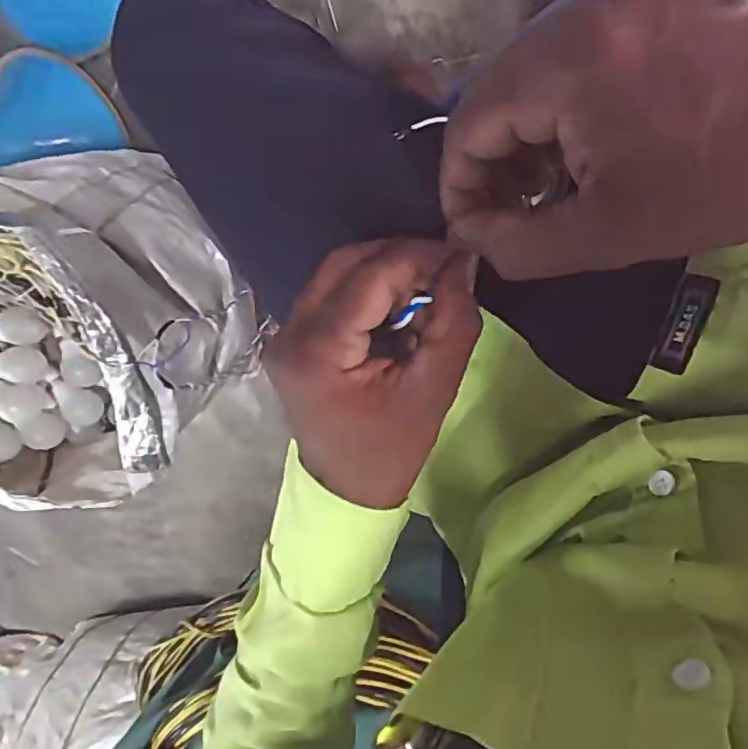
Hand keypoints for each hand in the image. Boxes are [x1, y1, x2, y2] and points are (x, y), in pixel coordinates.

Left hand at [266, 239, 482, 509]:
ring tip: (426, 291)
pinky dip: (369, 290)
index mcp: (318, 348)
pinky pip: (331, 294)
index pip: (371, 274)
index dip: (420, 256)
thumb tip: (463, 264)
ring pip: (336, 273)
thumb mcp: (433, 390)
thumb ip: (454, 323)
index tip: (462, 259)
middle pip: (347, 262)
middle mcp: (290, 331)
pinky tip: (398, 309)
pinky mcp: (292, 340)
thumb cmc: (391, 451)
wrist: (346, 492)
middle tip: (445, 271)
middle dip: (401, 257)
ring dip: (385, 272)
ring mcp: (284, 334)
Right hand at [439, 0, 747, 278]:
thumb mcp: (607, 235)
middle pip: (494, 96)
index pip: (467, 125)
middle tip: (513, 219)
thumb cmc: (725, 182)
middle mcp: (578, 12)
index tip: (476, 234)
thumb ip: (519, 246)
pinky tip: (588, 154)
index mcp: (561, 62)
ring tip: (551, 194)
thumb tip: (472, 240)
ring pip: (532, 78)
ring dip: (527, 140)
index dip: (460, 188)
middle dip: (493, 165)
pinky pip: (573, 61)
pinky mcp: (648, 3)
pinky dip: (563, 113)